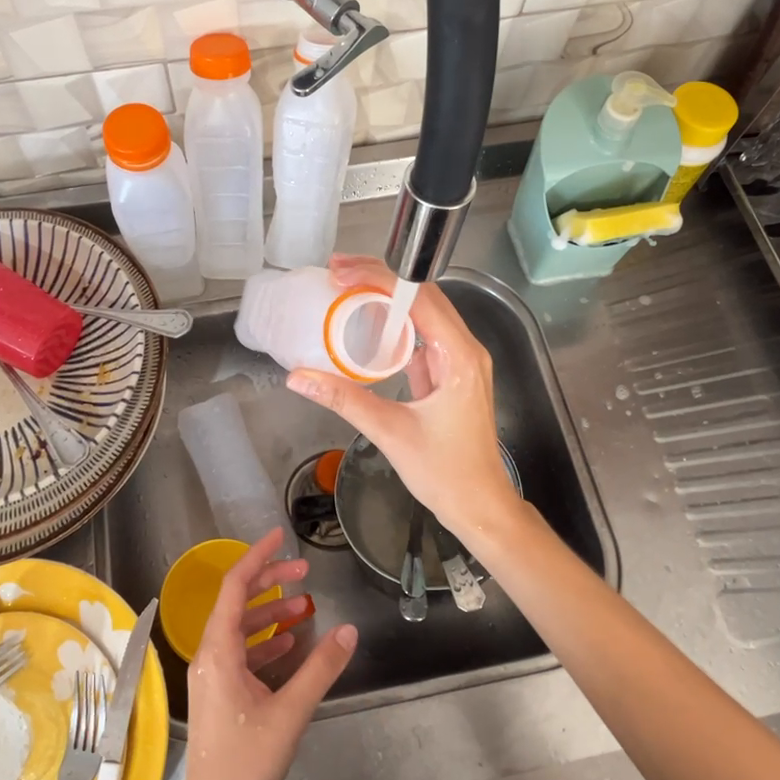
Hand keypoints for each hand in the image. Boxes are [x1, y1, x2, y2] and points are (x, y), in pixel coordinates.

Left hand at [179, 529, 355, 779]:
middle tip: (305, 571)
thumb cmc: (246, 764)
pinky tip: (293, 645)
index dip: (257, 557)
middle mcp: (209, 657)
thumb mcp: (290, 713)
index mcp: (217, 652)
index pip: (235, 588)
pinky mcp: (221, 697)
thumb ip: (321, 668)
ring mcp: (213, 678)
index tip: (280, 536)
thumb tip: (348, 628)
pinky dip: (267, 643)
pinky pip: (242, 655)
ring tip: (306, 606)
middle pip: (238, 604)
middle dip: (271, 583)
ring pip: (241, 630)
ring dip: (272, 614)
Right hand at [285, 255, 523, 539]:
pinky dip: (393, 326)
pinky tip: (365, 326)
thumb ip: (345, 399)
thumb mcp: (391, 432)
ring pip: (423, 314)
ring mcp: (459, 362)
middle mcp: (465, 350)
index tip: (341, 272)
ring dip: (386, 299)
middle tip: (336, 272)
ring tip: (345, 289)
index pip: (418, 297)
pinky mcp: (450, 376)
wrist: (481, 506)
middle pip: (422, 296)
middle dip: (380, 278)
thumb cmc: (447, 473)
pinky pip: (421, 338)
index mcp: (460, 356)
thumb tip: (299, 377)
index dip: (378, 277)